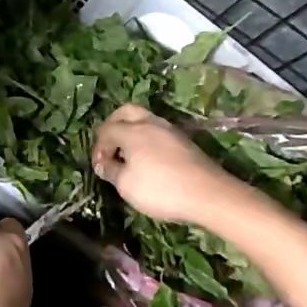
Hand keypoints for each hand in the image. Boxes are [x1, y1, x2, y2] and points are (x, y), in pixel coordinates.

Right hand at [93, 105, 246, 224]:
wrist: (208, 194)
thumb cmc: (161, 189)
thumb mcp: (126, 185)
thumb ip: (111, 170)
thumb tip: (103, 163)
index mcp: (132, 130)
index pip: (106, 130)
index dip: (98, 147)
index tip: (100, 167)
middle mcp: (150, 123)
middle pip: (126, 112)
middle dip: (113, 125)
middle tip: (109, 147)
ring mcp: (170, 130)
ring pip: (143, 120)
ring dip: (131, 132)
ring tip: (128, 156)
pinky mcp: (183, 141)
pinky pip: (157, 132)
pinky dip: (146, 139)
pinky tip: (147, 160)